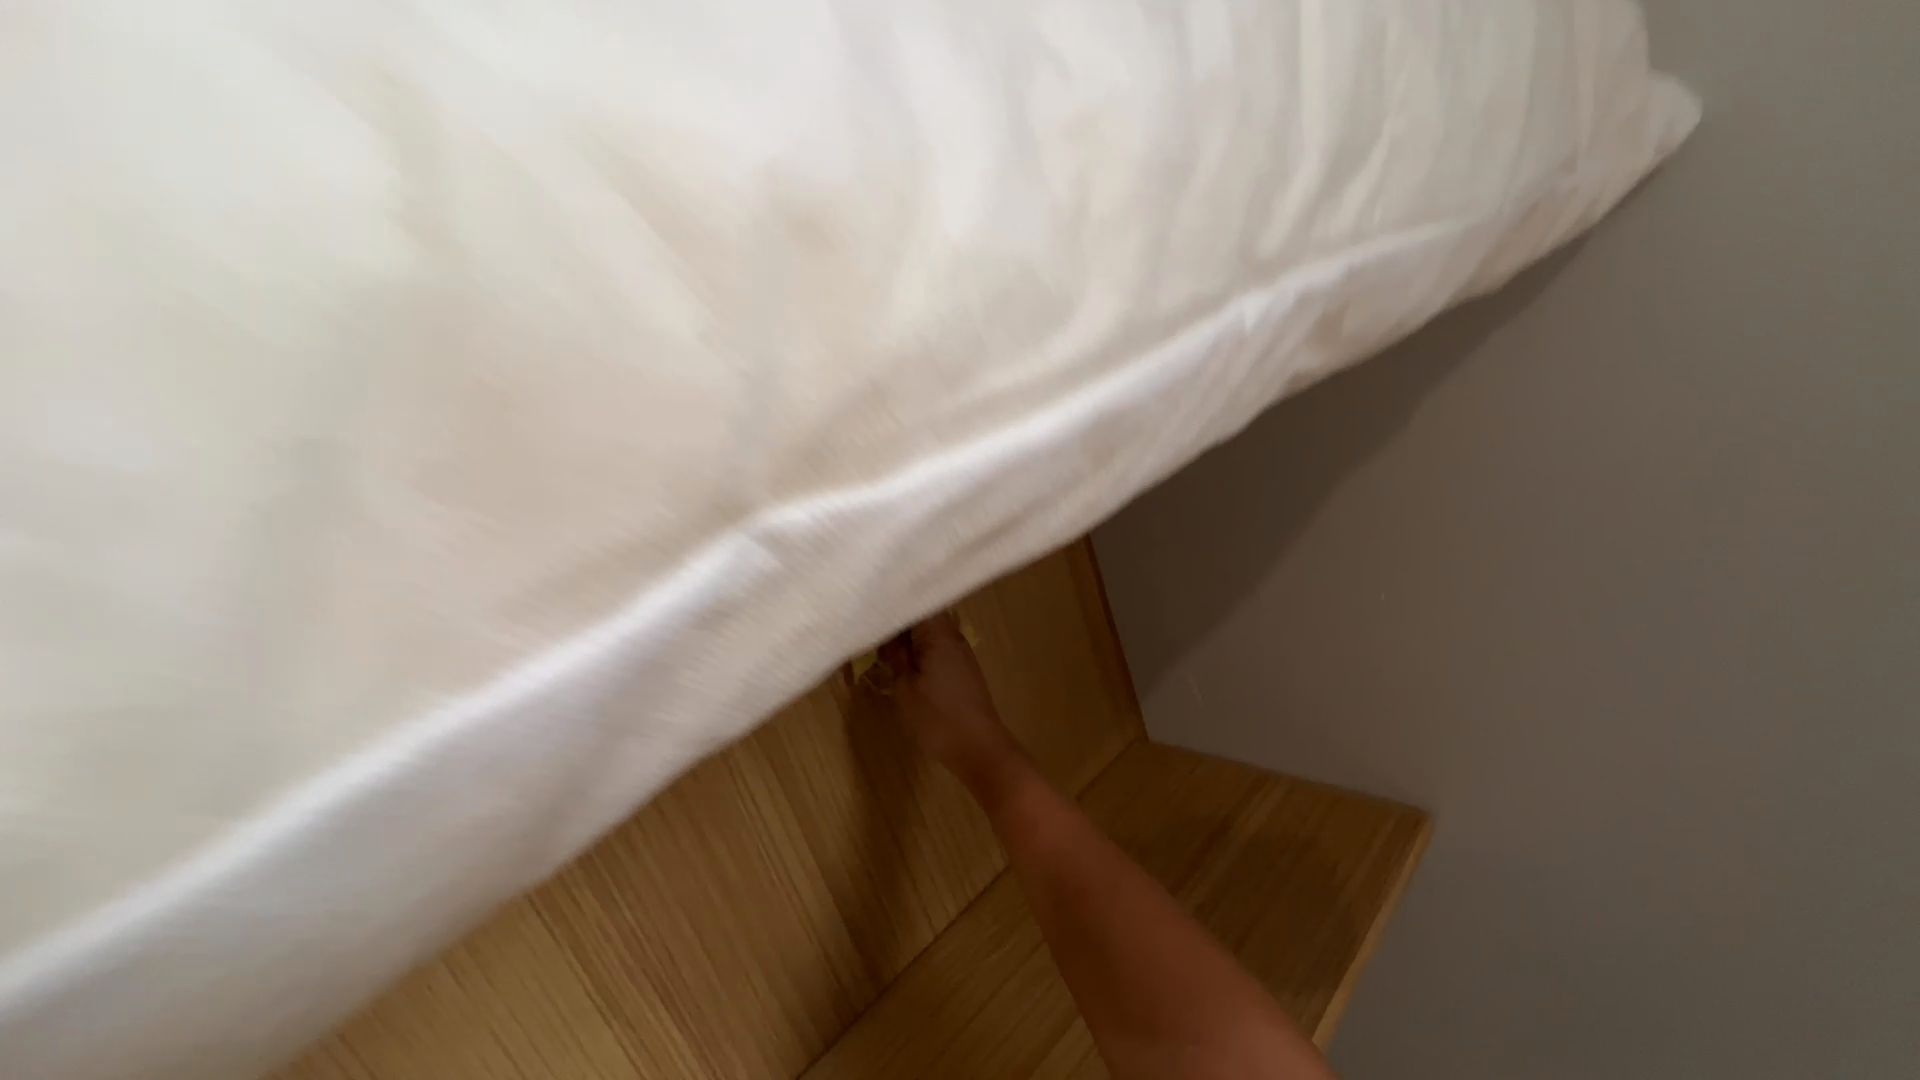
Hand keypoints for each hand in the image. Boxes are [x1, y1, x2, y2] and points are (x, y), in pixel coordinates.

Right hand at [879, 612, 1024, 792]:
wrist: (978, 747)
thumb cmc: (937, 717)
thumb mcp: (905, 686)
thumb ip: (895, 655)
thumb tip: (887, 634)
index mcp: (939, 633)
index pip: (915, 603)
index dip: (891, 604)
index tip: (869, 611)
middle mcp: (953, 635)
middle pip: (922, 616)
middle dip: (897, 623)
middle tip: (868, 632)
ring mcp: (960, 652)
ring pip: (929, 633)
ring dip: (907, 639)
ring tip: (880, 647)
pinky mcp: (962, 668)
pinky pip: (936, 648)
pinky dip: (919, 652)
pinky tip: (902, 663)